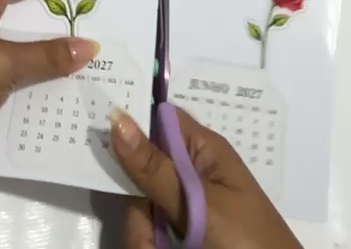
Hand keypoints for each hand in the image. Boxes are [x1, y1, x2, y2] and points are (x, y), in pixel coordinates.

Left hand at [0, 0, 106, 189]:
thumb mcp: (3, 63)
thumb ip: (47, 55)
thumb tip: (88, 46)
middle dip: (62, 0)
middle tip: (100, 1)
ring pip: (26, 34)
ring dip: (55, 38)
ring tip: (93, 38)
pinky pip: (21, 63)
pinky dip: (44, 66)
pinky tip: (68, 78)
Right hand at [110, 106, 301, 248]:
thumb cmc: (249, 243)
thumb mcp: (200, 205)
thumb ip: (155, 167)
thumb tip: (116, 115)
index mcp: (202, 150)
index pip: (156, 117)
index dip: (130, 123)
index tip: (102, 137)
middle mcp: (188, 174)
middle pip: (138, 174)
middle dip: (139, 211)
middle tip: (155, 239)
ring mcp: (183, 210)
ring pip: (138, 214)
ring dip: (146, 241)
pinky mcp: (178, 239)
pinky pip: (147, 237)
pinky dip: (151, 248)